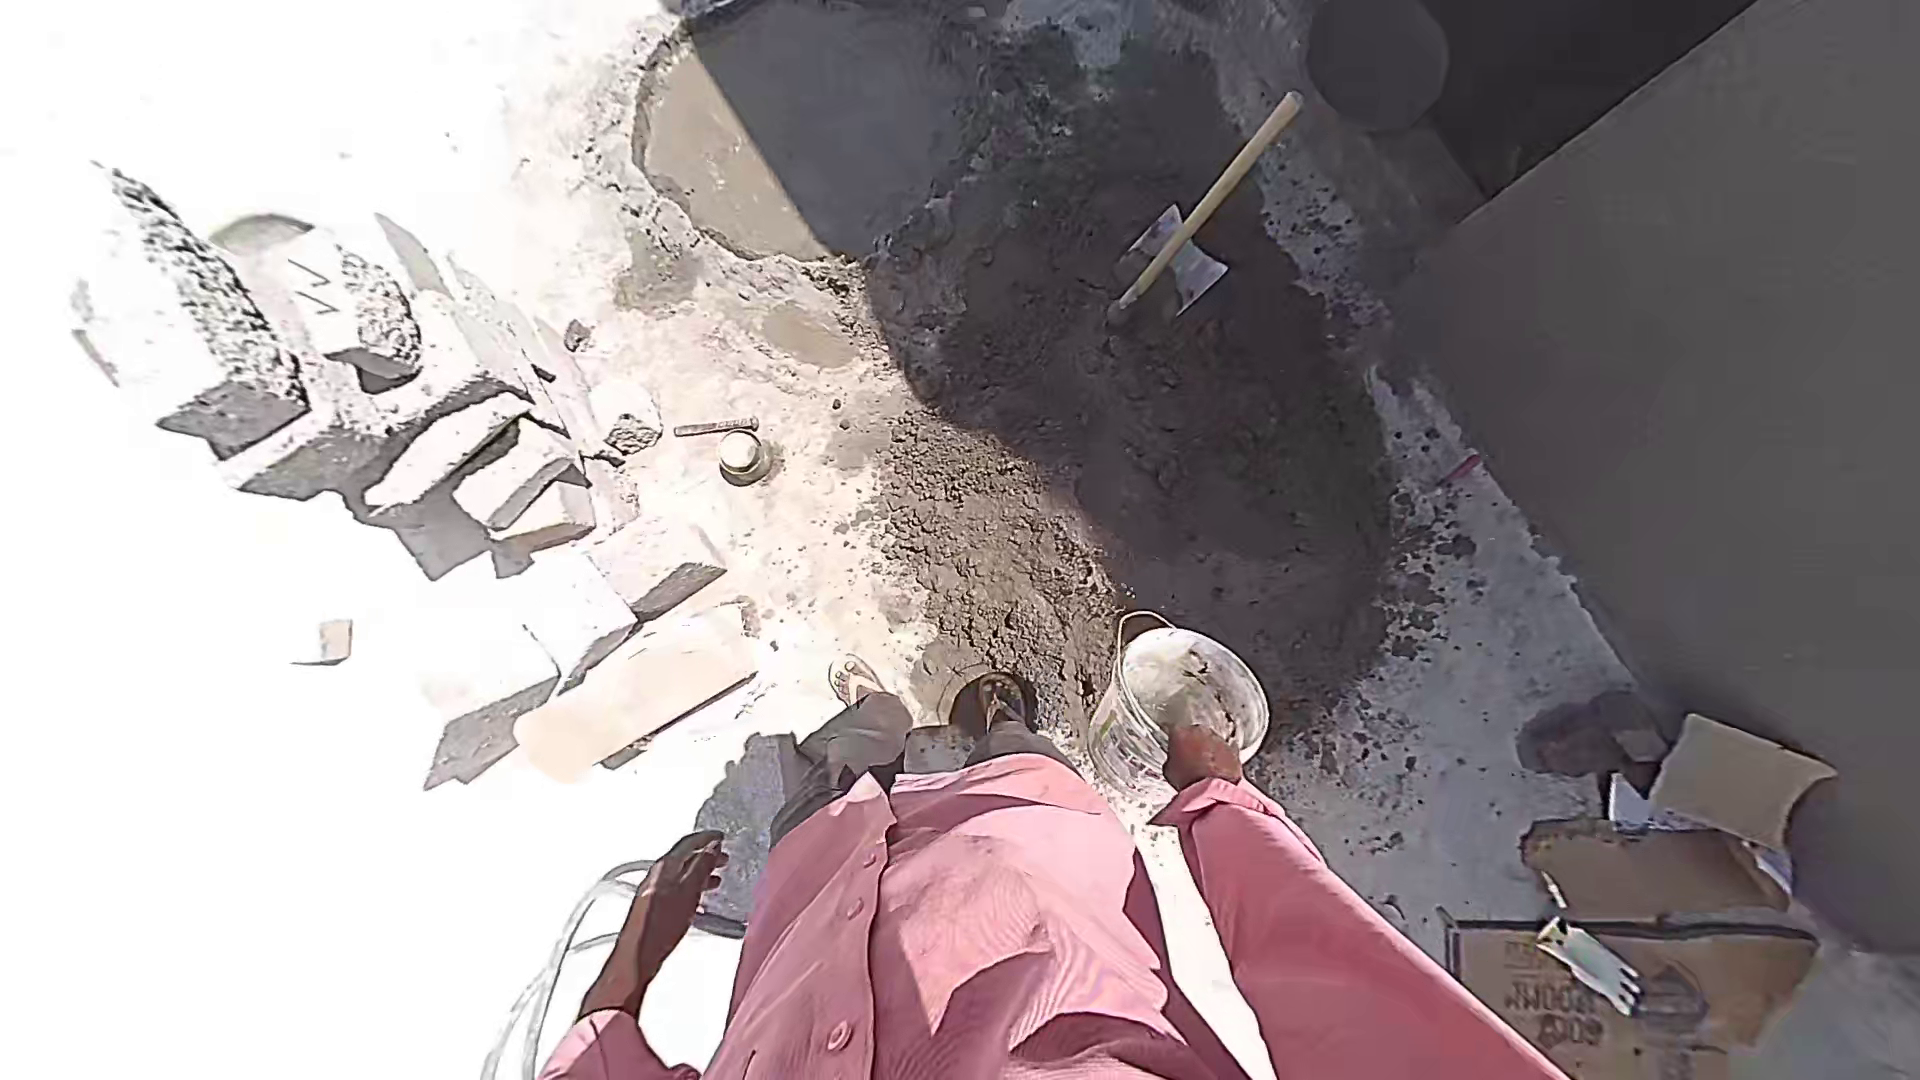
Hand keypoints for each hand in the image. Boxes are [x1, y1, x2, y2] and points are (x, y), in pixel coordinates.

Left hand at [580, 831, 727, 1017]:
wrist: (636, 960)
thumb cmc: (660, 926)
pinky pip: (675, 888)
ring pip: (680, 873)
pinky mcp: (651, 907)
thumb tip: (713, 847)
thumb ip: (702, 866)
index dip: (707, 837)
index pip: (688, 842)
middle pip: (684, 857)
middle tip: (721, 856)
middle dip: (705, 855)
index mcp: (664, 866)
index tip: (720, 837)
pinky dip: (690, 886)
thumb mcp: (689, 891)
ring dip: (699, 872)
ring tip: (714, 877)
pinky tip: (698, 897)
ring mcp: (652, 891)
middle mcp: (655, 876)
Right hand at [1164, 724, 1242, 790]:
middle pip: (1194, 732)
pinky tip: (1217, 767)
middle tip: (1190, 757)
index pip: (1173, 730)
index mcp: (1179, 731)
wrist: (1212, 792)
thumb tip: (1174, 762)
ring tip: (1205, 764)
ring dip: (1208, 748)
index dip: (1174, 739)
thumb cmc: (1189, 779)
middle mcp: (1199, 730)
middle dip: (1193, 742)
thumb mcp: (1169, 770)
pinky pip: (1225, 749)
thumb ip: (1171, 759)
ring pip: (1210, 739)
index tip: (1174, 746)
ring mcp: (1217, 738)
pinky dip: (1222, 756)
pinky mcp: (1232, 748)